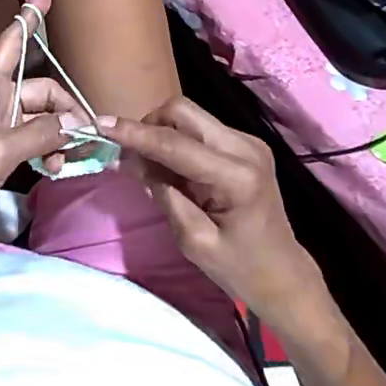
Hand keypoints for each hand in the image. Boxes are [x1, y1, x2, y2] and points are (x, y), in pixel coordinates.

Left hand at [0, 0, 75, 247]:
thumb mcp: (0, 150)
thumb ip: (42, 132)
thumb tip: (77, 124)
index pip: (12, 41)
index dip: (29, 17)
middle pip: (41, 89)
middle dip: (66, 109)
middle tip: (86, 135)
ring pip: (41, 117)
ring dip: (58, 135)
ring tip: (66, 160)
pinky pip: (33, 138)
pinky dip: (47, 150)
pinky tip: (54, 168)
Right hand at [101, 98, 323, 317]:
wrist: (283, 274)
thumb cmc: (239, 268)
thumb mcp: (193, 241)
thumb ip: (164, 194)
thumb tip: (134, 160)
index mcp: (236, 177)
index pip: (175, 144)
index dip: (135, 133)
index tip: (101, 124)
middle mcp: (245, 147)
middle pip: (183, 111)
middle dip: (149, 125)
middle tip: (132, 156)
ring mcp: (248, 141)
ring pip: (190, 115)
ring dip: (162, 132)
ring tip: (151, 167)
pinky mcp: (245, 144)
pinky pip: (200, 128)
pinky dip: (177, 140)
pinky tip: (173, 169)